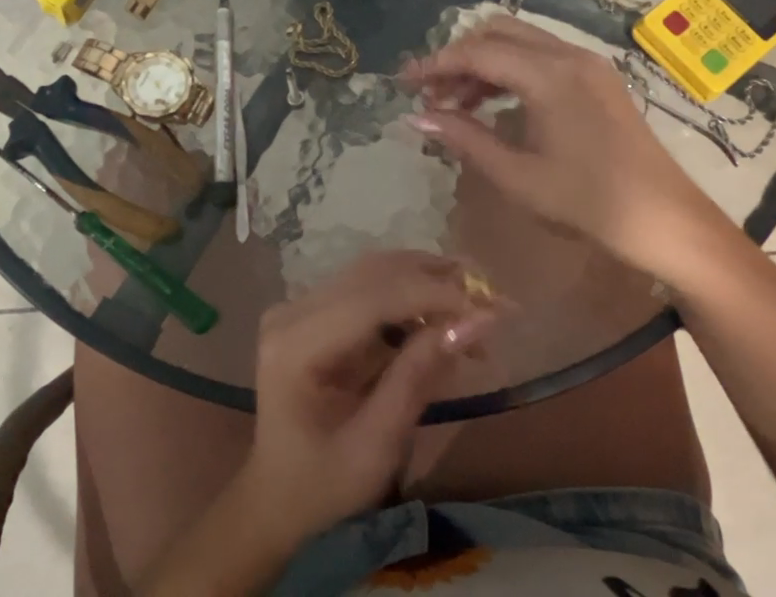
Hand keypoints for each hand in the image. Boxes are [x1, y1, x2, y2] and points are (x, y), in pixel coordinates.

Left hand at [241, 252, 493, 543]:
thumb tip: (479, 318)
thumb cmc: (325, 487)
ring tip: (480, 310)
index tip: (492, 307)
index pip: (372, 298)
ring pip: (377, 273)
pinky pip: (372, 291)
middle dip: (440, 281)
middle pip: (375, 274)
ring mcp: (300, 308)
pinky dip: (414, 300)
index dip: (435, 294)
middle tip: (497, 300)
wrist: (278, 501)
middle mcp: (292, 312)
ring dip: (431, 285)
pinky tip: (447, 322)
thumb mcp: (378, 442)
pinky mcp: (316, 314)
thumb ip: (421, 374)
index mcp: (295, 345)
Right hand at [402, 16, 738, 273]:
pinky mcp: (598, 79)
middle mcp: (570, 56)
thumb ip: (464, 139)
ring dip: (484, 63)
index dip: (436, 64)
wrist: (664, 219)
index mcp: (549, 75)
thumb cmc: (587, 203)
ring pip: (521, 42)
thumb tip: (415, 118)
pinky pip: (543, 57)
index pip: (478, 52)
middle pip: (499, 33)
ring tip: (455, 105)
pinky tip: (493, 105)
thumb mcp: (517, 176)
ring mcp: (589, 64)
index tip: (404, 83)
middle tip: (430, 95)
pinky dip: (511, 71)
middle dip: (459, 57)